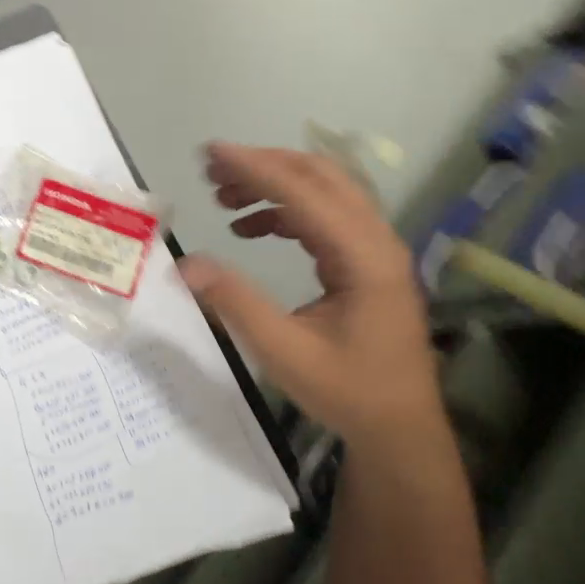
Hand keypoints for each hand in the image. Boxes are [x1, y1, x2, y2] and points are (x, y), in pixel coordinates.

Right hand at [179, 142, 442, 449]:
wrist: (399, 430)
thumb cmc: (346, 391)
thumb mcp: (283, 351)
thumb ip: (235, 302)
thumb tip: (184, 263)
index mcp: (364, 259)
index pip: (305, 193)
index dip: (254, 168)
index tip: (209, 153)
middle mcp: (376, 243)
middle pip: (321, 176)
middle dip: (262, 164)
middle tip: (210, 169)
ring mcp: (374, 251)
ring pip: (323, 191)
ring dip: (271, 183)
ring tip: (220, 196)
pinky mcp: (364, 262)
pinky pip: (322, 215)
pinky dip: (282, 209)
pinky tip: (247, 228)